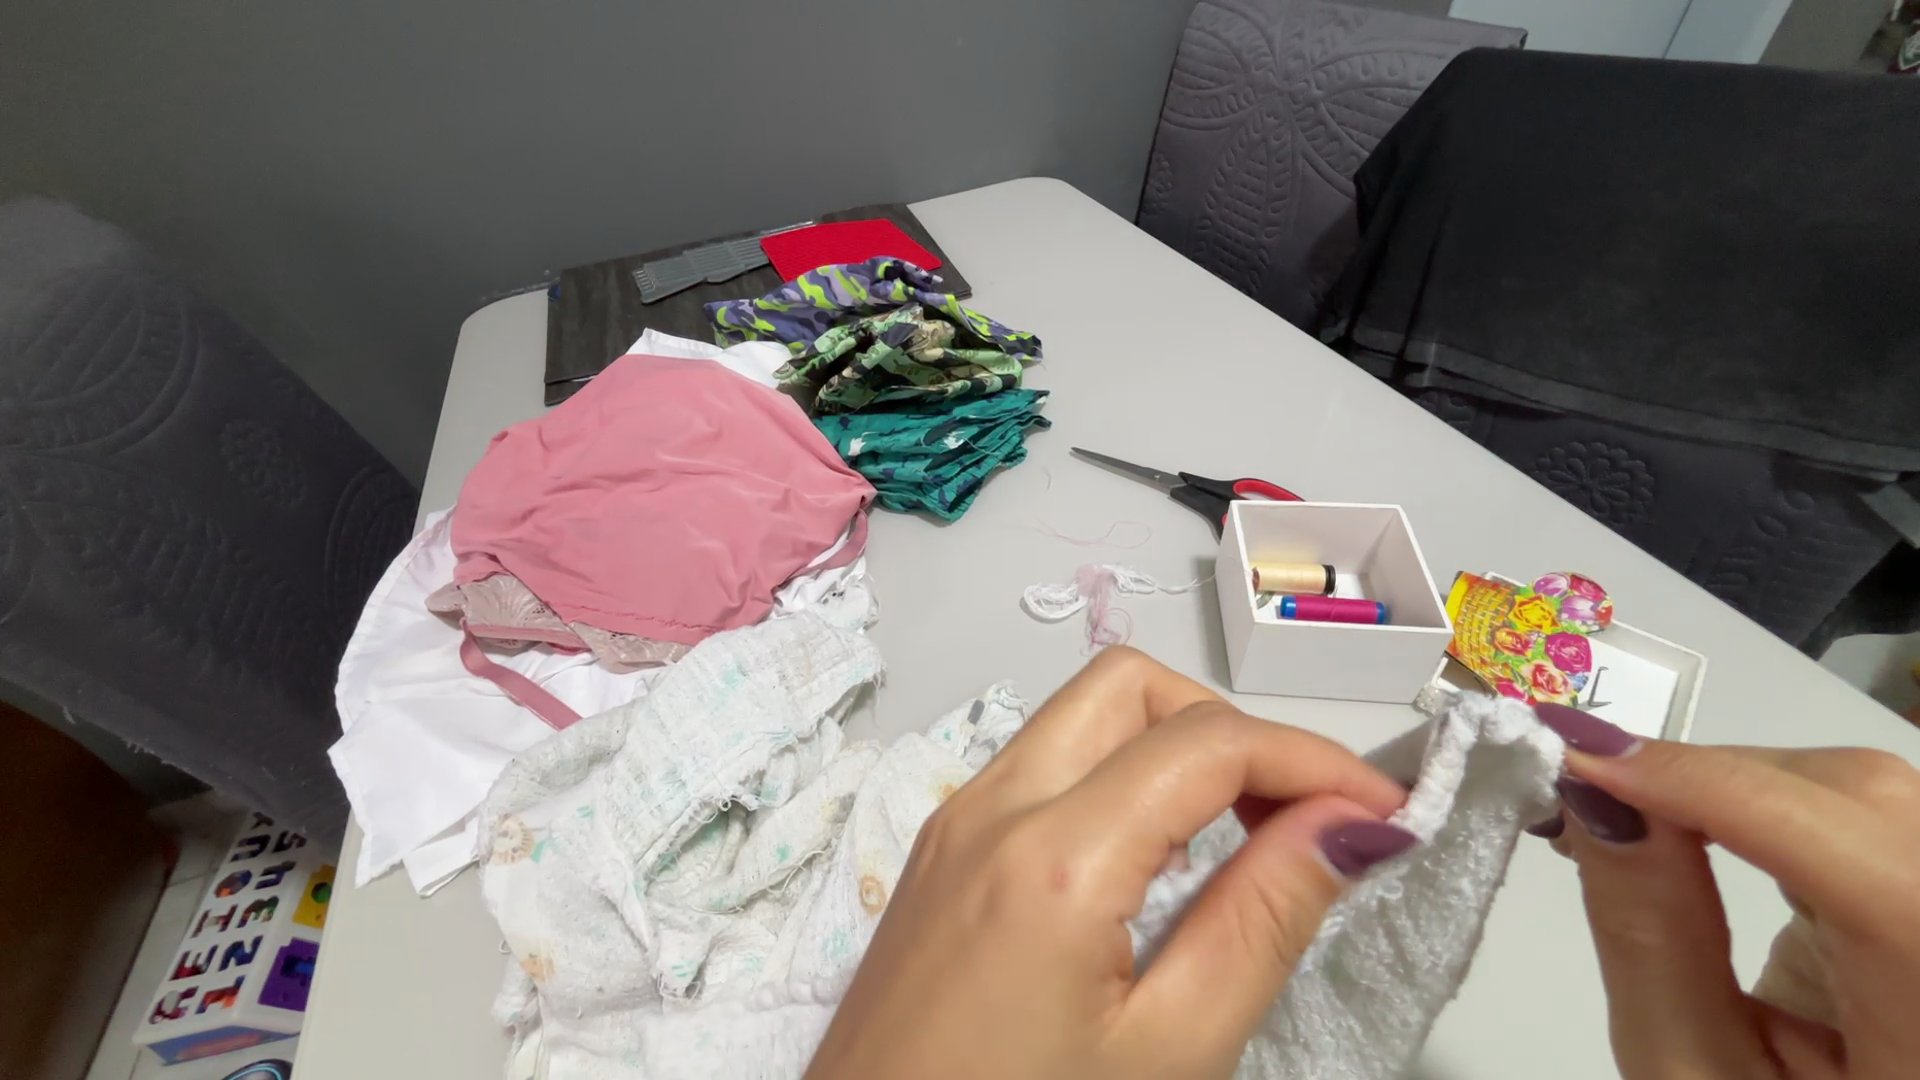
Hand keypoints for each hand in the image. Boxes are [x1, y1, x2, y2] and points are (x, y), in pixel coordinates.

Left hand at [802, 647, 1412, 1079]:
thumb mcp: (1169, 1052)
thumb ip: (1263, 921)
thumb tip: (1348, 827)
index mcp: (1053, 854)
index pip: (1202, 743)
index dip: (1309, 757)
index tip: (1383, 807)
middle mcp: (995, 800)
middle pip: (1127, 688)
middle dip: (1224, 726)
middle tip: (1289, 812)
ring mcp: (959, 812)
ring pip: (1081, 713)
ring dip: (1169, 742)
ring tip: (1234, 829)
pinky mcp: (945, 836)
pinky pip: (1045, 760)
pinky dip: (1116, 770)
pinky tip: (1151, 850)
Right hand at [1530, 704, 1919, 1079]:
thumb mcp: (1685, 1068)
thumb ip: (1647, 937)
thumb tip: (1592, 798)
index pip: (1881, 881)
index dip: (1720, 793)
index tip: (1578, 759)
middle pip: (1868, 806)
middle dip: (1705, 776)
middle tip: (1577, 783)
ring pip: (1855, 794)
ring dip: (1717, 781)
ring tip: (1613, 806)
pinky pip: (1846, 815)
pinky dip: (1742, 800)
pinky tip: (1674, 822)